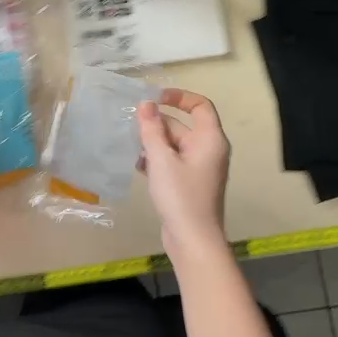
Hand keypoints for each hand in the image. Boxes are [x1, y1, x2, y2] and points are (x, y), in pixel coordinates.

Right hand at [138, 88, 231, 253]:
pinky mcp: (188, 182)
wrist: (193, 239)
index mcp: (210, 139)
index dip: (178, 97)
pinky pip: (171, 161)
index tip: (153, 98)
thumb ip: (152, 130)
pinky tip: (135, 164)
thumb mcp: (161, 160)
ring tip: (127, 143)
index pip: (200, 106)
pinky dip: (155, 159)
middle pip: (181, 125)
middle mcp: (208, 149)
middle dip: (156, 123)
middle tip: (128, 124)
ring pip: (173, 144)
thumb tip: (146, 104)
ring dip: (152, 142)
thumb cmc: (181, 196)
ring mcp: (198, 167)